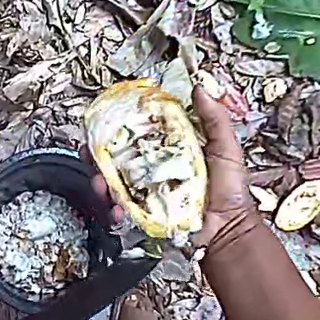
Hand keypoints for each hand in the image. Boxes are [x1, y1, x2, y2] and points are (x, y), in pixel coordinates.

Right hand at [88, 85, 262, 255]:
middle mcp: (156, 169)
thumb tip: (199, 88)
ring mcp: (149, 192)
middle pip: (119, 157)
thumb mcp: (226, 148)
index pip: (141, 133)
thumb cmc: (230, 191)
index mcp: (171, 149)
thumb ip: (215, 119)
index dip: (121, 126)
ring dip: (100, 180)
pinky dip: (113, 207)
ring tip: (100, 183)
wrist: (228, 230)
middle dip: (99, 154)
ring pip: (114, 182)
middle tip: (90, 151)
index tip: (106, 119)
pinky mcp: (146, 214)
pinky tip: (116, 208)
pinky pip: (122, 208)